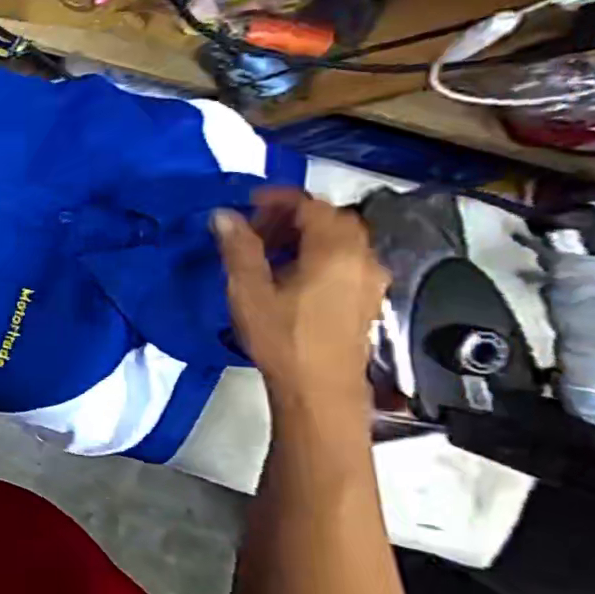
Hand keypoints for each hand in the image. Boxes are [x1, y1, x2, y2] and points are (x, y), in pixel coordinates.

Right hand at [212, 187, 388, 404]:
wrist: (320, 394)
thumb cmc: (283, 340)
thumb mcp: (249, 291)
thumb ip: (238, 248)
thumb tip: (224, 215)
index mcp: (335, 250)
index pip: (311, 205)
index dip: (278, 198)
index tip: (248, 203)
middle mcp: (362, 259)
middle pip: (332, 219)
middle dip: (294, 216)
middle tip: (259, 229)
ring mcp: (370, 282)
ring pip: (342, 241)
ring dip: (308, 236)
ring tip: (272, 253)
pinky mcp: (368, 302)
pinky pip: (347, 262)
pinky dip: (321, 256)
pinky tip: (294, 278)